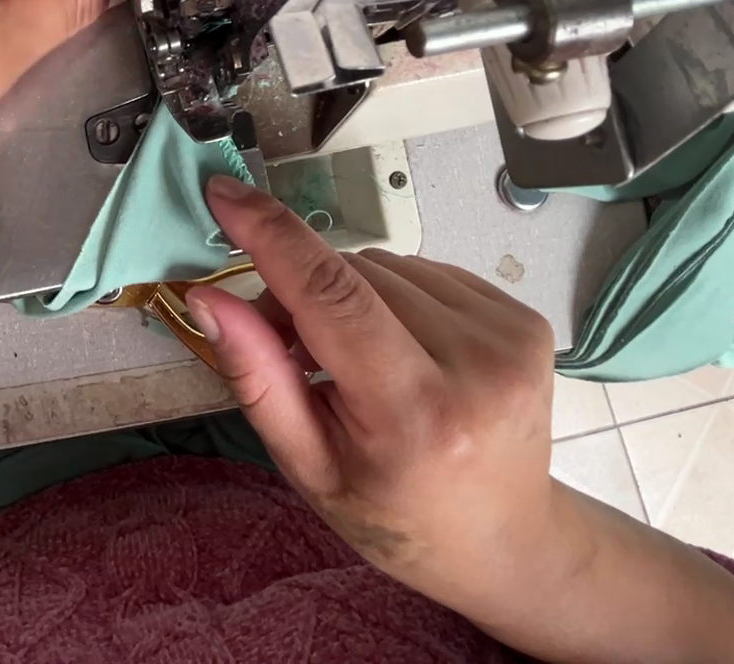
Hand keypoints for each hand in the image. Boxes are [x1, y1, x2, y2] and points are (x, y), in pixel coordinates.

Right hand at [184, 175, 566, 604]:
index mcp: (415, 412)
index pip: (332, 295)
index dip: (272, 235)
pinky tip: (396, 341)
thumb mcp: (306, 462)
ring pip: (383, 263)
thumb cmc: (392, 513)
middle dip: (299, 287)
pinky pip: (421, 269)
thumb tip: (207, 296)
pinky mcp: (526, 314)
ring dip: (344, 290)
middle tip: (288, 342)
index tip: (224, 193)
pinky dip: (388, 292)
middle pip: (350, 273)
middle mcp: (477, 361)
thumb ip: (255, 375)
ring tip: (347, 351)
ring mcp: (510, 332)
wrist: (507, 540)